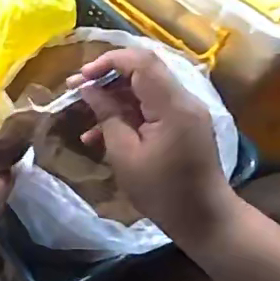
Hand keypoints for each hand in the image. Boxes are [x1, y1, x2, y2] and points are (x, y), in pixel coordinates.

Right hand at [72, 48, 238, 244]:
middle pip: (143, 71)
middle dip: (106, 78)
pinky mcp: (183, 125)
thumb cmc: (162, 191)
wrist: (204, 218)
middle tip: (75, 90)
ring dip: (113, 98)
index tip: (81, 78)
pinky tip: (100, 135)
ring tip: (83, 115)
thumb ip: (107, 116)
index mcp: (172, 105)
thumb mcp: (125, 155)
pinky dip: (127, 115)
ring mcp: (185, 112)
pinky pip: (152, 108)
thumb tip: (89, 89)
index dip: (108, 62)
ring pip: (144, 90)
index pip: (141, 61)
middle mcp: (183, 100)